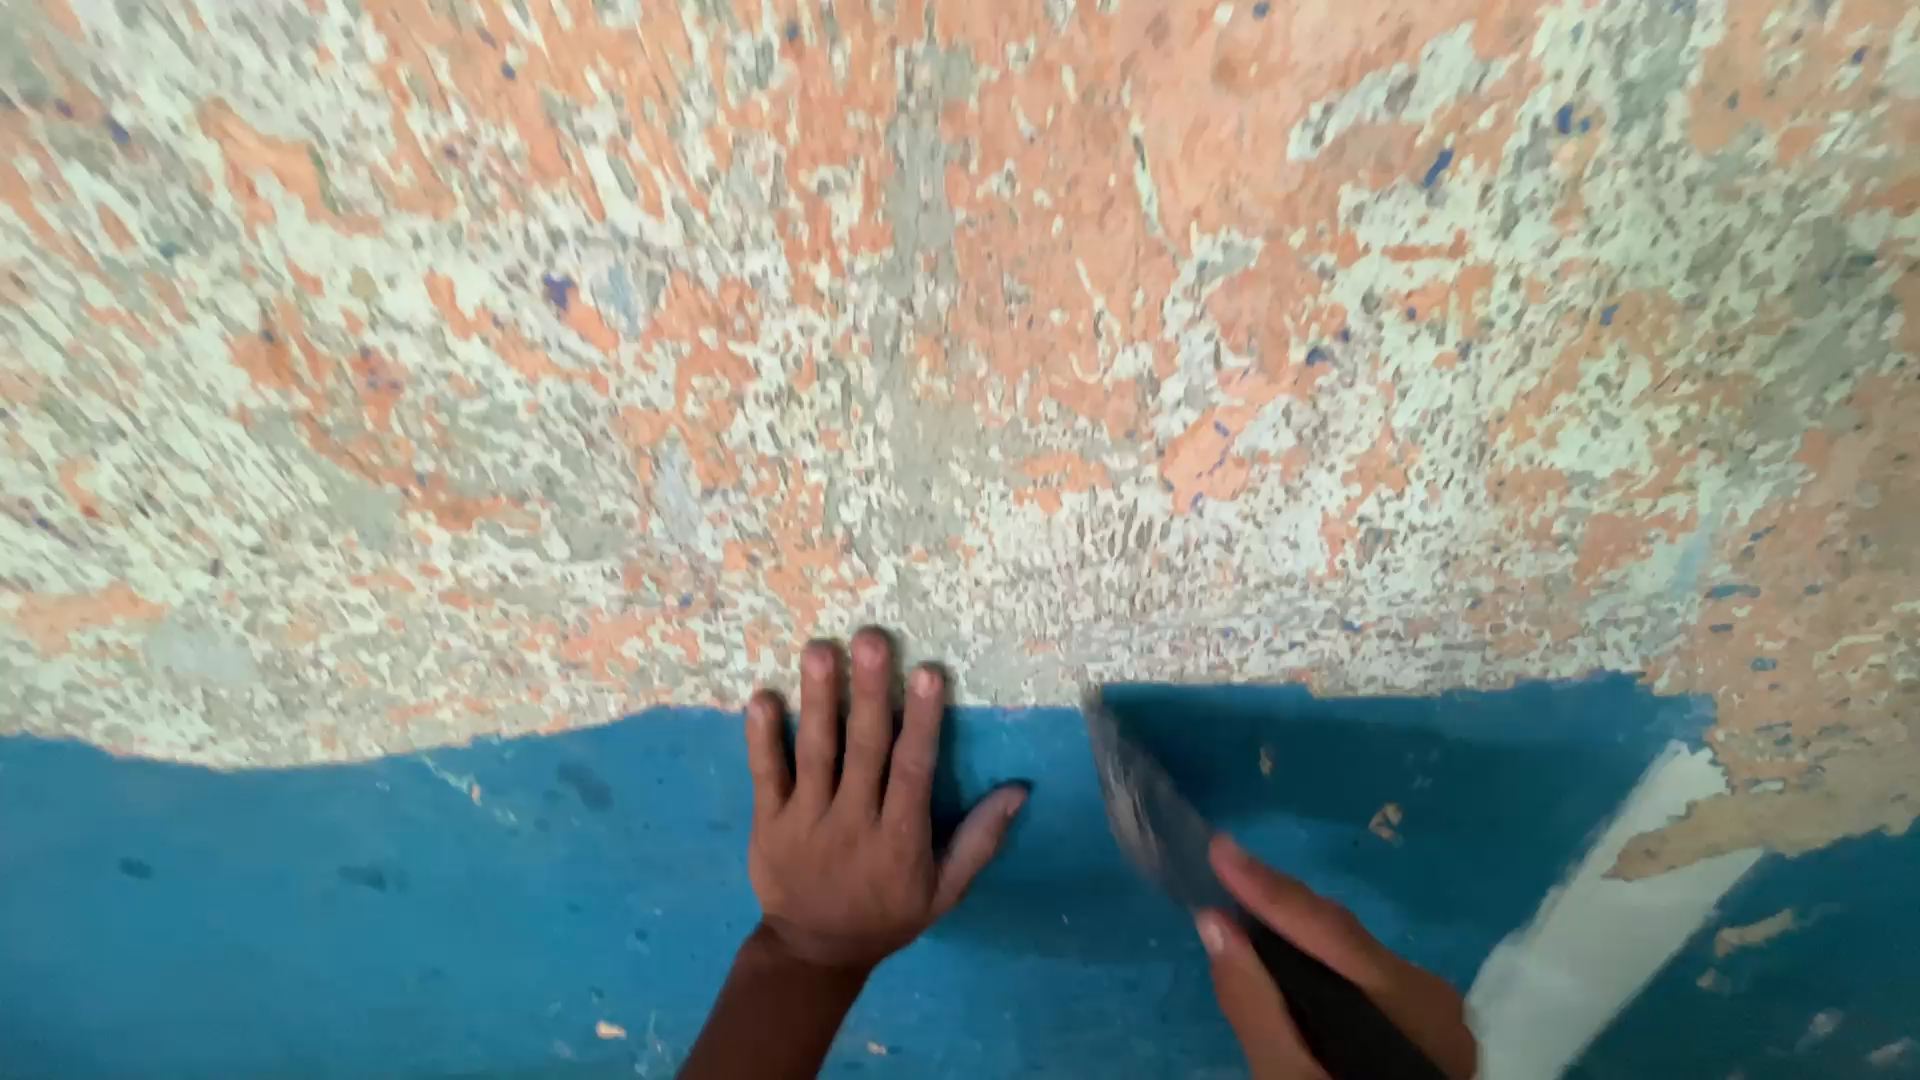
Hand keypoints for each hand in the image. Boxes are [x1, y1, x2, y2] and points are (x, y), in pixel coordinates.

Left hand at [743, 628, 1028, 973]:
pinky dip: (762, 737)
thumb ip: (980, 840)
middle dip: (870, 692)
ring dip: (817, 700)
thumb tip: (1019, 790)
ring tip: (819, 651)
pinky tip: (761, 698)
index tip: (928, 672)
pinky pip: (765, 775)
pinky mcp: (768, 823)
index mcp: (900, 839)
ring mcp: (805, 821)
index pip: (913, 770)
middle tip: (870, 639)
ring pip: (814, 753)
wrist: (813, 953)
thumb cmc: (888, 913)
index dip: (922, 721)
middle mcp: (853, 823)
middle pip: (863, 750)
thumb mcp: (945, 891)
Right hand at [1195, 837, 1477, 1079]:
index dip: (1267, 885)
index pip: (1327, 928)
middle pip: (1336, 931)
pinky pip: (1351, 971)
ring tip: (1238, 907)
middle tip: (1219, 875)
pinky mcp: (1415, 1025)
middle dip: (1274, 902)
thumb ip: (1255, 1004)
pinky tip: (1277, 959)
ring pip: (1342, 948)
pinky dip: (1308, 958)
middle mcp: (1428, 994)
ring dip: (1287, 928)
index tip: (1217, 846)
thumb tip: (1213, 922)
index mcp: (1412, 1005)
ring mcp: (1427, 1009)